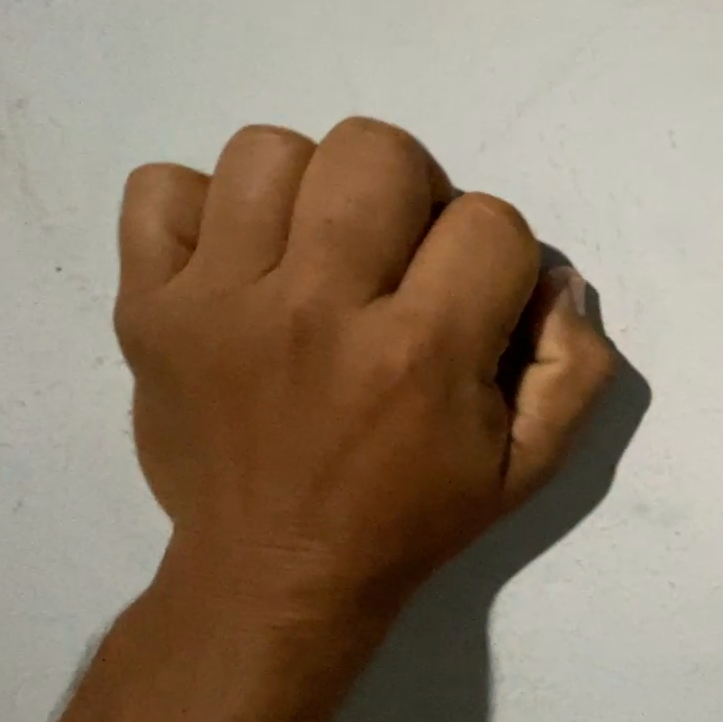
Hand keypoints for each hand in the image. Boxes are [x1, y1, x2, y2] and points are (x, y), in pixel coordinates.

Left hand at [115, 117, 614, 616]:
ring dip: (323, 192)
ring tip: (330, 257)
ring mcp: (218, 304)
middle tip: (410, 258)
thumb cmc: (421, 512)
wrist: (280, 571)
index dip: (504, 252)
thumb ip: (577, 368)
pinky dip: (214, 209)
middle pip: (378, 150)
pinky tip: (251, 266)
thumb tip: (559, 281)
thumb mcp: (535, 461)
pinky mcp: (145, 307)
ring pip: (272, 151)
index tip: (483, 303)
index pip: (491, 221)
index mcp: (424, 353)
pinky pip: (163, 185)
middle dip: (420, 193)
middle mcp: (319, 312)